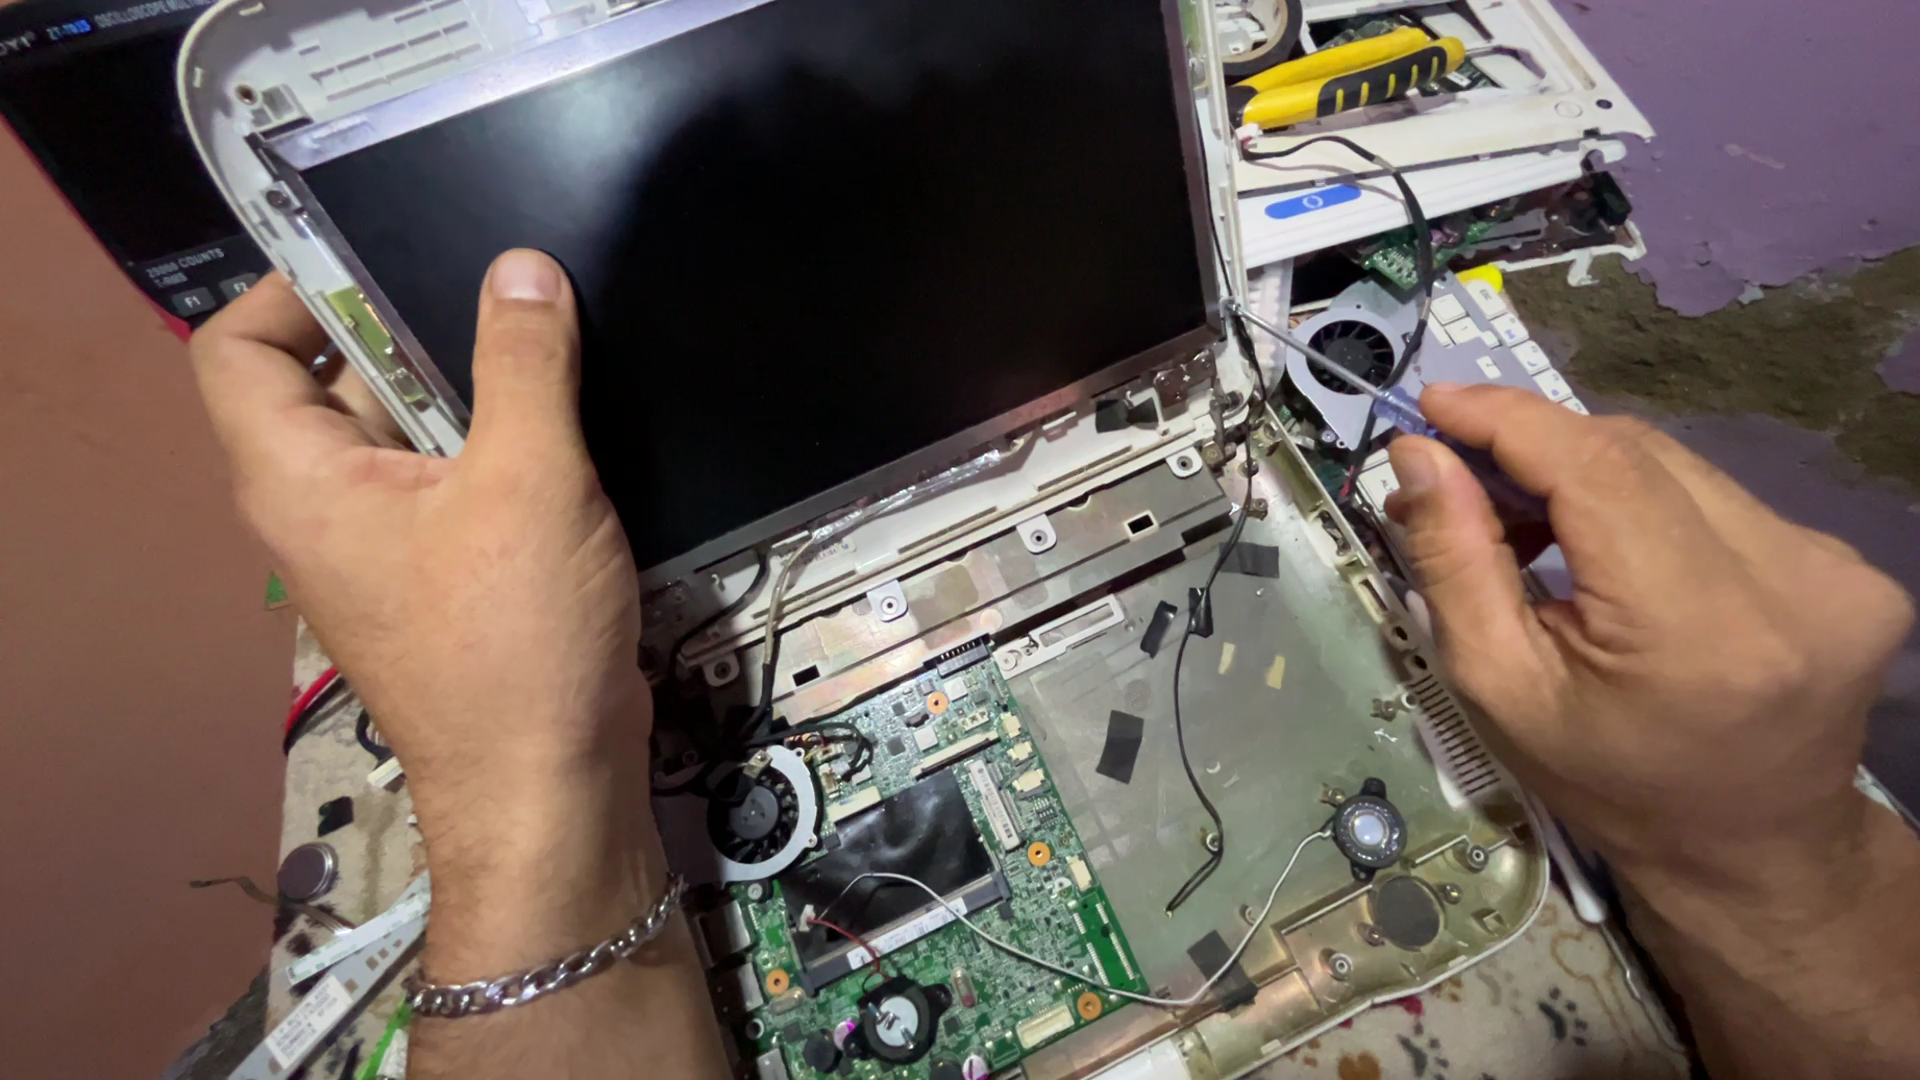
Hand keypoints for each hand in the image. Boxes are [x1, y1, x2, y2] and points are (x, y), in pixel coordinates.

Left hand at [191, 252, 657, 972]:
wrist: (554, 770)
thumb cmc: (518, 628)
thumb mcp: (530, 480)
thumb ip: (525, 367)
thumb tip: (524, 267)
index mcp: (304, 480)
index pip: (241, 352)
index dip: (294, 292)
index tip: (386, 257)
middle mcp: (336, 512)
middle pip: (348, 391)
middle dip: (421, 341)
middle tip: (507, 301)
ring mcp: (404, 552)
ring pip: (425, 446)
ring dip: (482, 401)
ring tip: (556, 359)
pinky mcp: (466, 580)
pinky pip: (472, 492)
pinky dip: (512, 456)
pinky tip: (578, 439)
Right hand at [1383, 384, 1912, 895]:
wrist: (1741, 841)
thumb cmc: (1594, 773)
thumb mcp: (1490, 677)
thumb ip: (1451, 559)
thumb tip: (1417, 457)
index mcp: (1696, 624)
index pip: (1597, 469)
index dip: (1506, 419)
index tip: (1429, 403)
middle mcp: (1790, 577)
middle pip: (1630, 452)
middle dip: (1522, 445)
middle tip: (1445, 476)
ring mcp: (1831, 564)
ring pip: (1664, 463)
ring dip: (1567, 470)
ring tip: (1507, 521)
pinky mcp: (1836, 562)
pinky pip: (1697, 491)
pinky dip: (1617, 495)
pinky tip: (1579, 541)